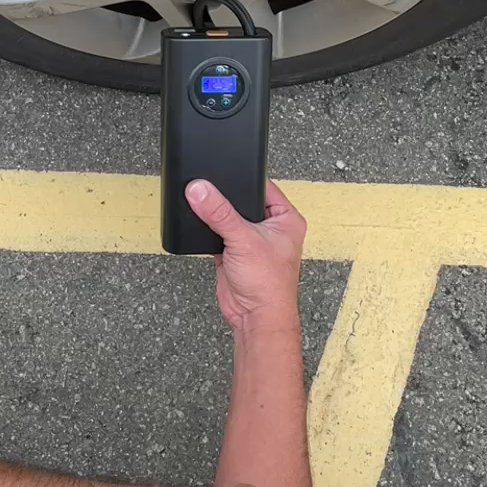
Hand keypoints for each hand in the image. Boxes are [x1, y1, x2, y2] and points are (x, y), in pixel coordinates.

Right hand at [184, 180, 306, 335]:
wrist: (255, 318)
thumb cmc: (269, 285)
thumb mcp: (244, 239)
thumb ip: (219, 213)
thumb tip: (200, 190)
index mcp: (286, 218)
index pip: (263, 185)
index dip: (243, 178)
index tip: (221, 168)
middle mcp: (271, 226)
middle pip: (242, 200)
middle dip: (225, 197)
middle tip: (206, 186)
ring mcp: (251, 240)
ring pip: (228, 216)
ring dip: (216, 215)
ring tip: (202, 204)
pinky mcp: (234, 251)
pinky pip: (217, 232)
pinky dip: (208, 230)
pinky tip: (200, 225)